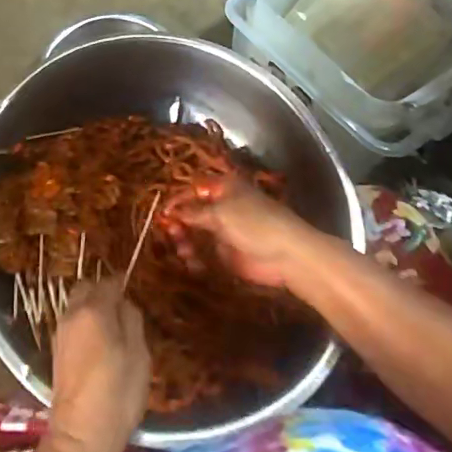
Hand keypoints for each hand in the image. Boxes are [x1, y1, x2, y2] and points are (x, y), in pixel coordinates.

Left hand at [45, 278, 149, 451]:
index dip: (121, 281)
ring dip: (91, 305)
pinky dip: (83, 321)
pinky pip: (71, 321)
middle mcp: (72, 313)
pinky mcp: (55, 347)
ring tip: (110, 324)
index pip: (108, 282)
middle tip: (120, 304)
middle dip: (101, 289)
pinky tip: (96, 340)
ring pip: (76, 303)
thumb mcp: (139, 356)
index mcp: (94, 310)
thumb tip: (124, 303)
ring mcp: (60, 330)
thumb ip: (132, 322)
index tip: (131, 285)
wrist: (80, 432)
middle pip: (85, 287)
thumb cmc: (117, 394)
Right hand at [163, 175, 323, 288]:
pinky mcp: (228, 254)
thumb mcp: (220, 213)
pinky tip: (192, 263)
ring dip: (186, 242)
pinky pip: (205, 254)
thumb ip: (192, 212)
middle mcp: (222, 207)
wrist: (289, 256)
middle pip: (192, 213)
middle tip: (170, 234)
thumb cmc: (254, 223)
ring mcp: (225, 232)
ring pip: (196, 234)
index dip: (177, 200)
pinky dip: (196, 258)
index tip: (162, 212)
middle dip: (179, 223)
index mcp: (222, 189)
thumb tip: (168, 210)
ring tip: (183, 252)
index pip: (192, 190)